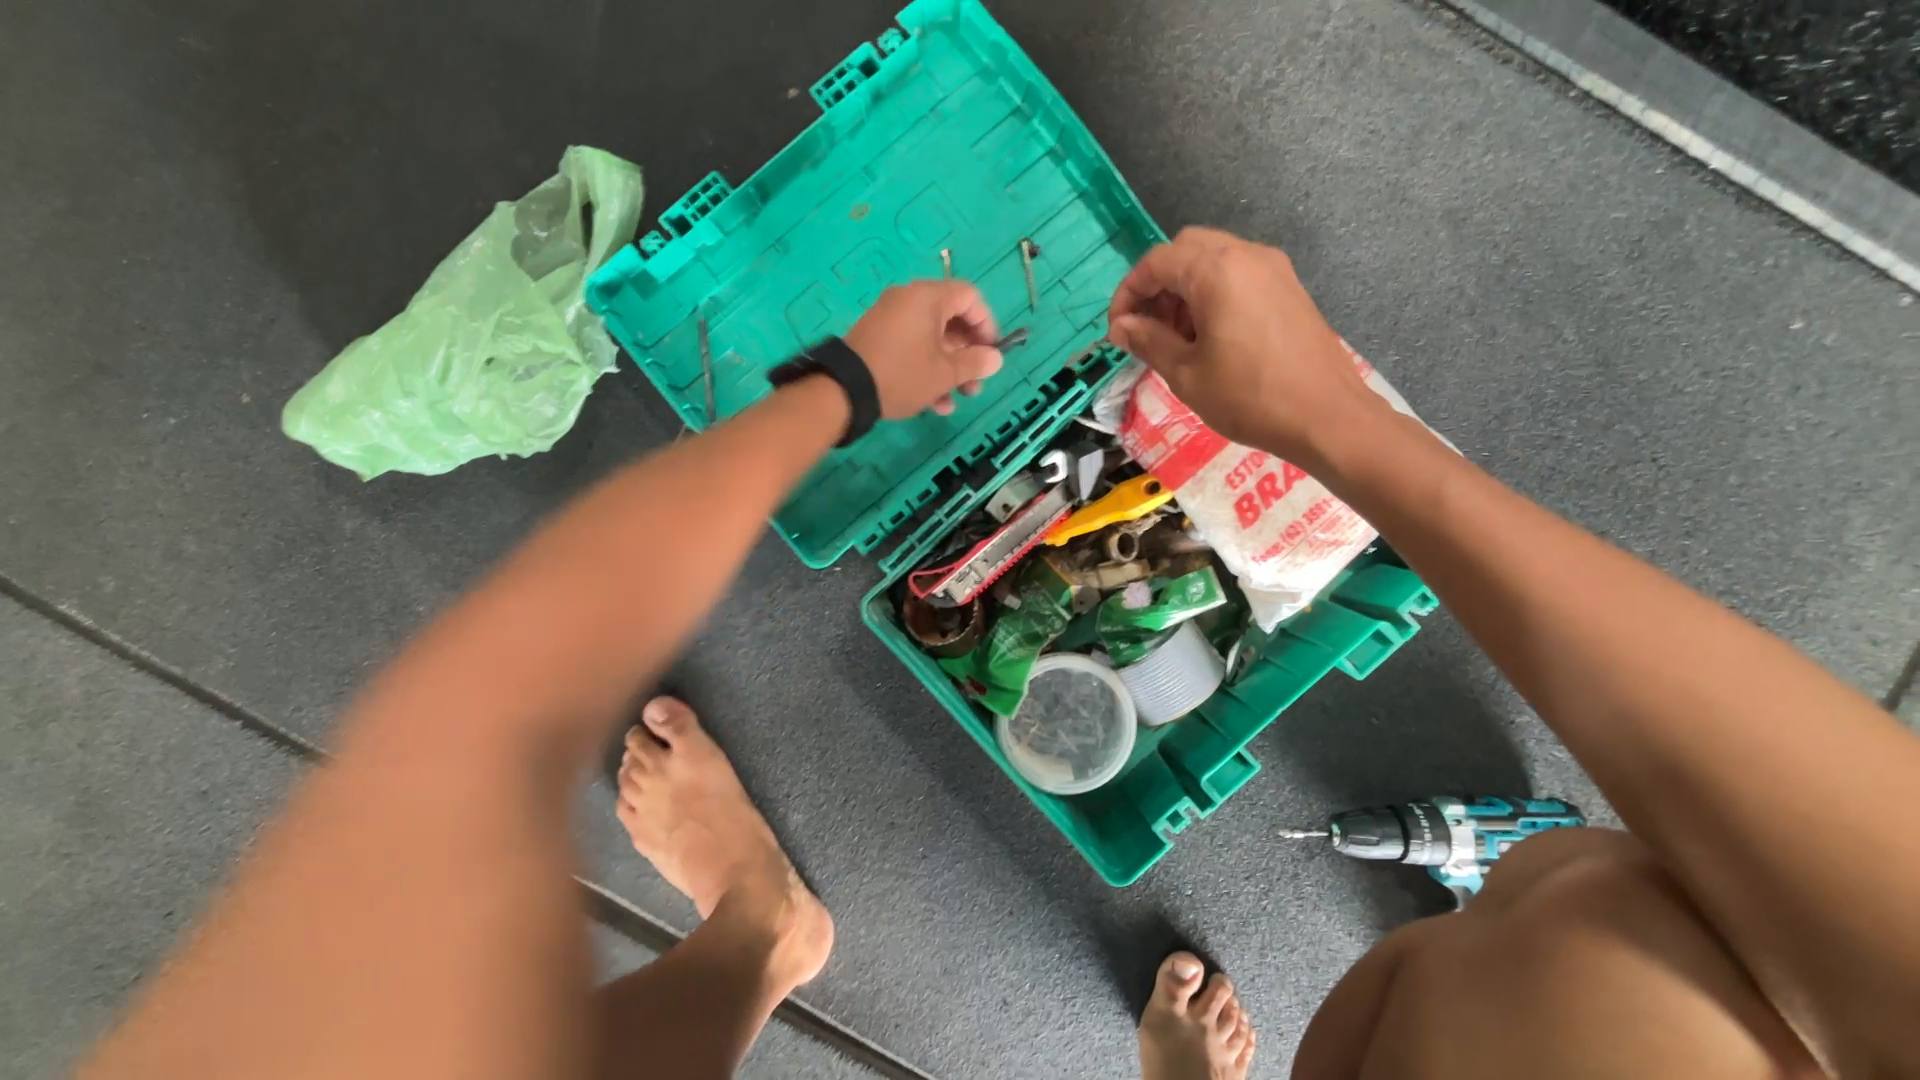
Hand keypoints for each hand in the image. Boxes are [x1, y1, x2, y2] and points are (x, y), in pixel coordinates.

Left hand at [845, 281, 1005, 417]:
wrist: (844, 390)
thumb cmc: (902, 375)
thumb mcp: (944, 373)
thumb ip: (974, 363)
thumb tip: (995, 358)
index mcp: (927, 297)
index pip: (969, 297)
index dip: (987, 324)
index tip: (992, 352)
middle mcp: (909, 300)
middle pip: (951, 320)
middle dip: (968, 355)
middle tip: (976, 382)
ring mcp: (890, 318)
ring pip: (932, 339)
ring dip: (949, 369)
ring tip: (958, 399)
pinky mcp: (878, 337)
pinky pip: (912, 346)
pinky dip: (926, 369)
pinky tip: (933, 403)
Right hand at [1107, 227, 1384, 458]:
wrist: (1327, 418)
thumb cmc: (1249, 398)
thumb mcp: (1186, 374)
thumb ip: (1148, 341)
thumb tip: (1121, 327)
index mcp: (1216, 270)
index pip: (1156, 262)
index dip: (1128, 293)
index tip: (1118, 331)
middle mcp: (1246, 255)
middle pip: (1185, 250)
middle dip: (1157, 285)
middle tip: (1146, 329)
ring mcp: (1273, 269)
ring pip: (1213, 259)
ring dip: (1185, 289)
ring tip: (1177, 339)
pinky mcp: (1289, 288)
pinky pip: (1239, 275)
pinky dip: (1214, 294)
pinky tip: (1210, 338)